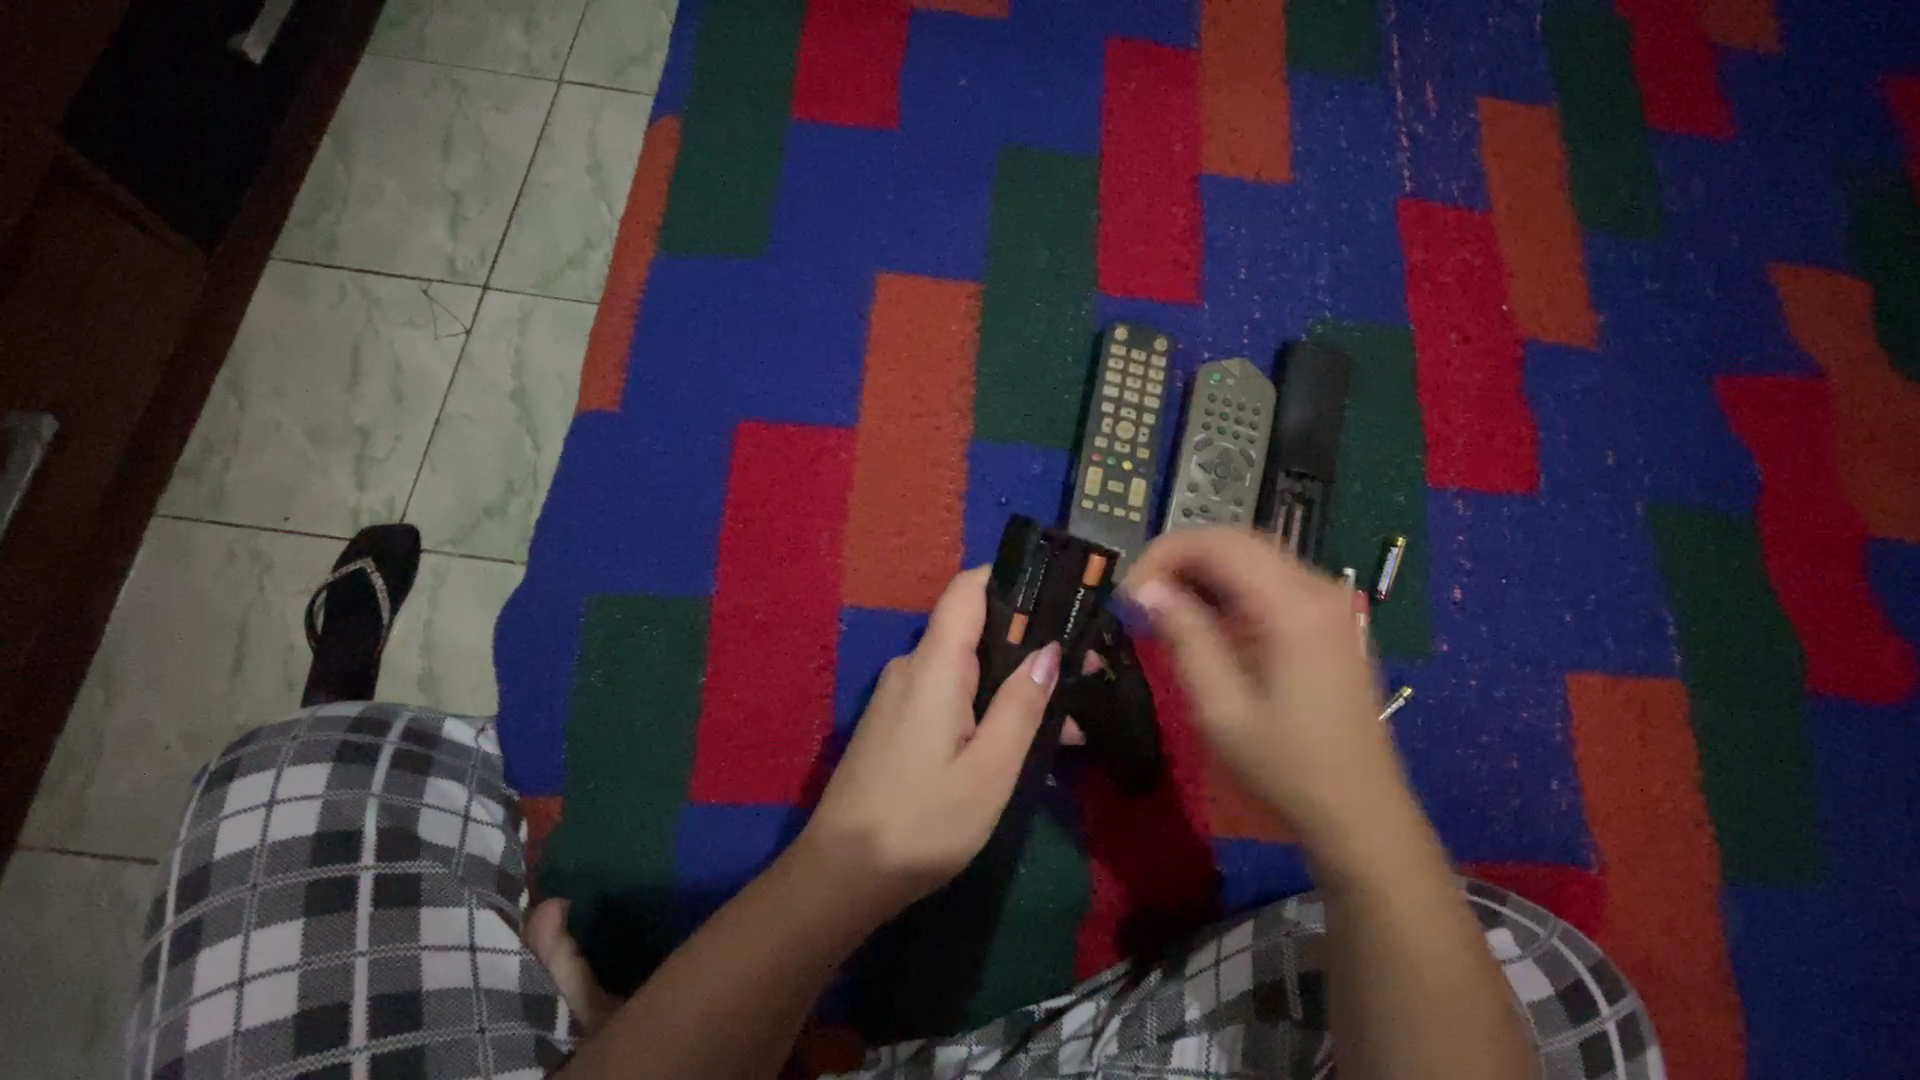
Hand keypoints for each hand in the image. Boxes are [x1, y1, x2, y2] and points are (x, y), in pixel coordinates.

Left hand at [798, 567, 1060, 916]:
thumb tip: (1050, 648)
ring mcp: (901, 697)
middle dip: (1033, 643)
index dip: (1013, 578)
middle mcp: (913, 668)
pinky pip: (951, 696)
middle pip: (976, 630)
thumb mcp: (989, 770)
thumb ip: (1021, 705)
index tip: (1063, 592)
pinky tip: (1029, 741)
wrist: (842, 875)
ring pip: (969, 670)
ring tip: (1076, 720)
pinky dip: (991, 707)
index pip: (968, 589)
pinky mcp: (898, 724)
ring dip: (1018, 685)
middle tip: (1091, 669)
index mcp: (934, 666)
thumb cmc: (923, 823)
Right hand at [1122, 527, 1406, 846]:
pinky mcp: (1330, 618)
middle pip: (1236, 541)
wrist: (1360, 810)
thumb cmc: (1286, 766)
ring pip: (1253, 556)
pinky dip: (1230, 588)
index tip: (1128, 595)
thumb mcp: (1220, 708)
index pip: (1216, 543)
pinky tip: (1208, 624)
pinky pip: (1271, 580)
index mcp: (1292, 605)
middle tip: (1140, 602)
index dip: (1162, 556)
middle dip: (1179, 560)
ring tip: (1165, 613)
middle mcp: (1318, 586)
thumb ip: (1184, 637)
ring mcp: (1331, 600)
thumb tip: (1148, 590)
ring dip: (1203, 573)